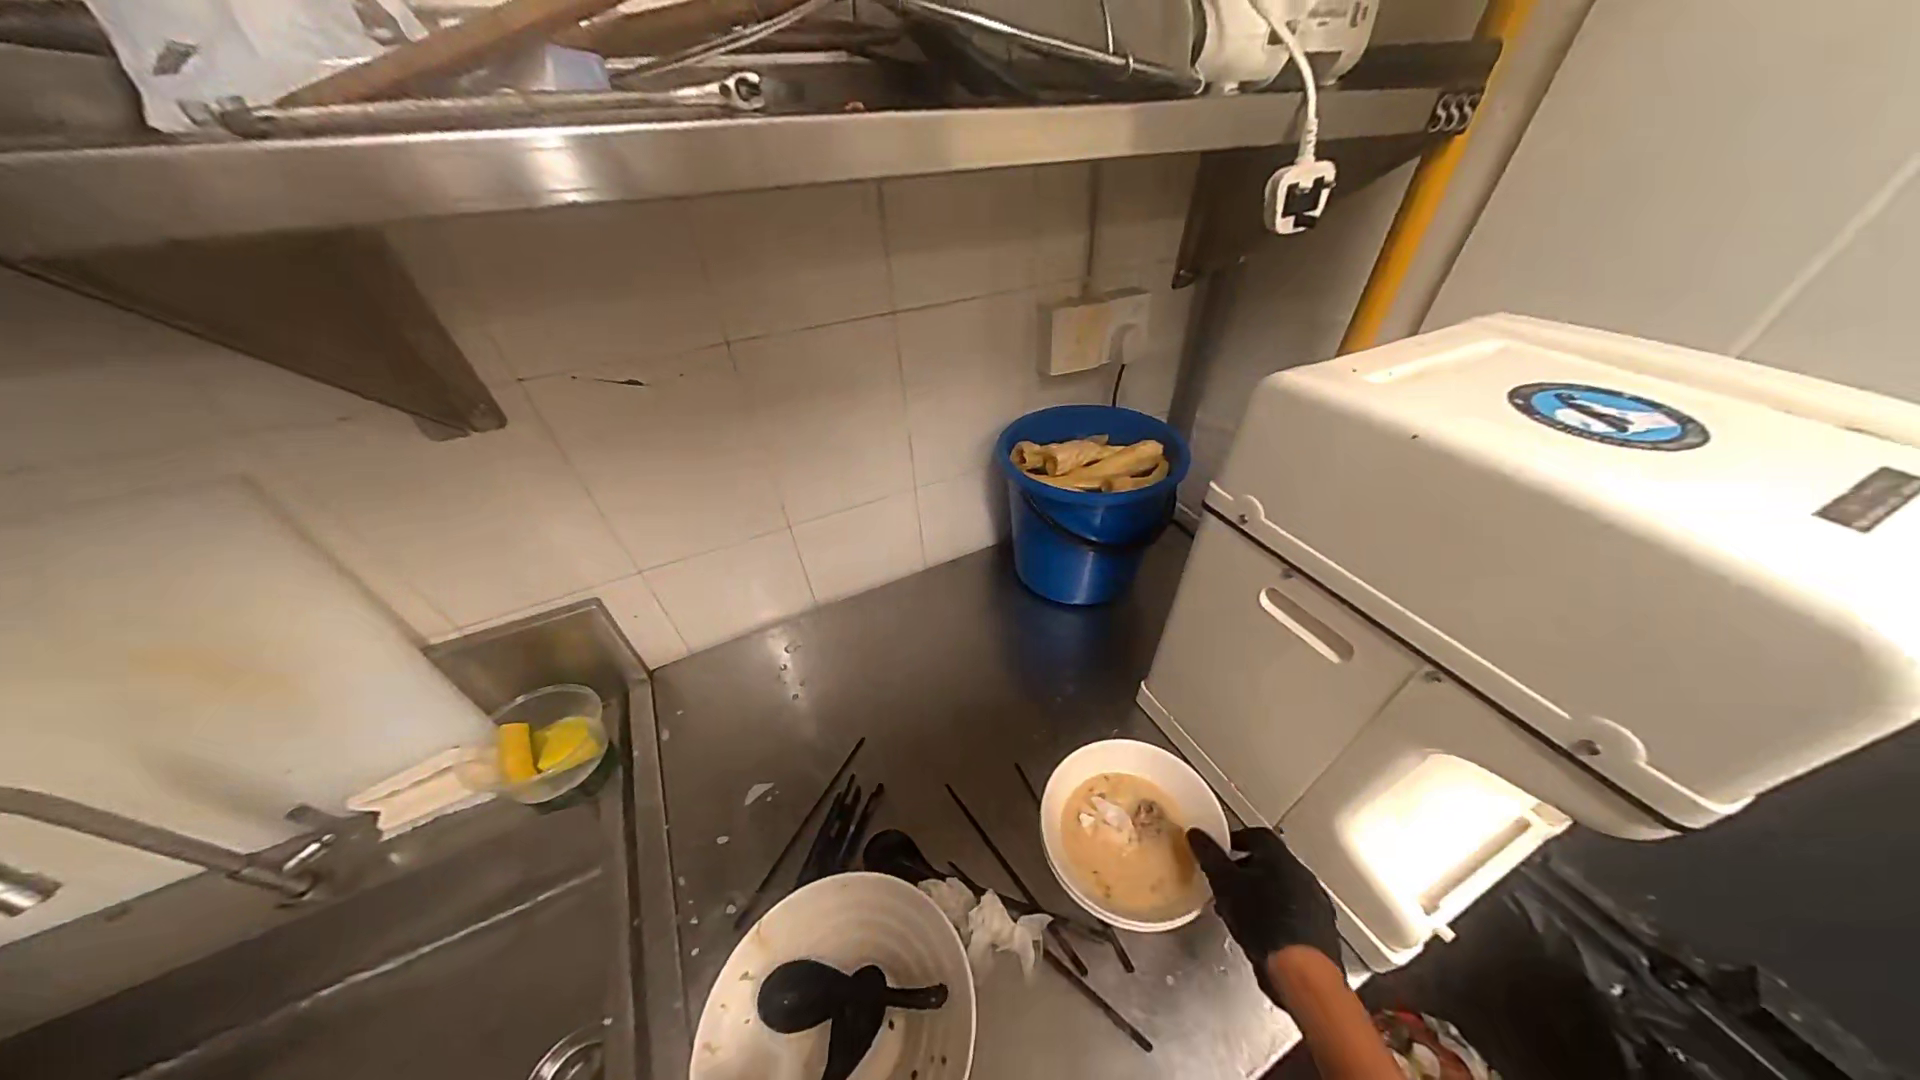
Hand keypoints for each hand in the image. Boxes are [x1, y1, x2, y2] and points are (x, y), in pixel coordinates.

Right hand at [1188, 827, 1340, 971]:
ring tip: (1242, 910)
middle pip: (1272, 862)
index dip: (1237, 840)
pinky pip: (1295, 913)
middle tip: (1229, 882)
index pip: (1257, 835)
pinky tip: (1263, 931)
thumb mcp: (1224, 884)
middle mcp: (1303, 876)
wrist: (1300, 973)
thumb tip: (1196, 834)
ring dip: (1263, 893)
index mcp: (1280, 858)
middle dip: (1248, 869)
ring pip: (1284, 888)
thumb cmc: (1260, 921)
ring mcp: (1317, 904)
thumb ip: (1209, 856)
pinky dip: (1278, 915)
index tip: (1223, 851)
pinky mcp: (1322, 931)